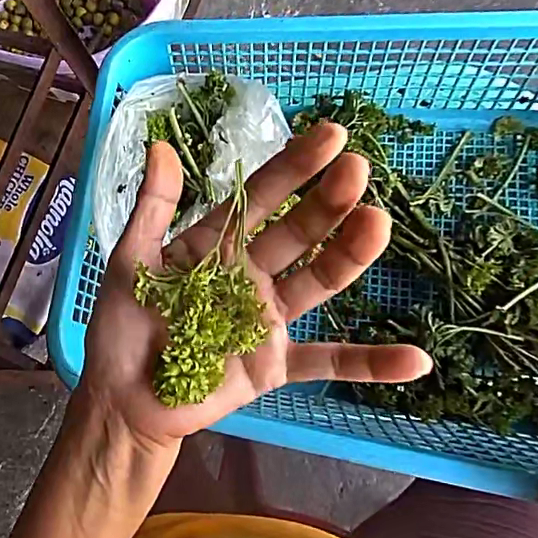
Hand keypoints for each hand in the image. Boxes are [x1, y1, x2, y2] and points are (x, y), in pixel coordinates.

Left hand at [74, 122, 432, 447]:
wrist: (123, 402)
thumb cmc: (123, 328)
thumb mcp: (130, 262)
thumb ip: (152, 208)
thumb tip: (164, 145)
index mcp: (220, 244)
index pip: (262, 196)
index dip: (295, 167)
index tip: (332, 136)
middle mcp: (254, 273)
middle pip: (299, 233)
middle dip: (328, 202)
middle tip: (358, 171)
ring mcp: (271, 318)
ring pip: (319, 282)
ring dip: (350, 256)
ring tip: (379, 225)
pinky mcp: (278, 364)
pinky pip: (329, 362)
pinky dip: (370, 363)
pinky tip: (415, 360)